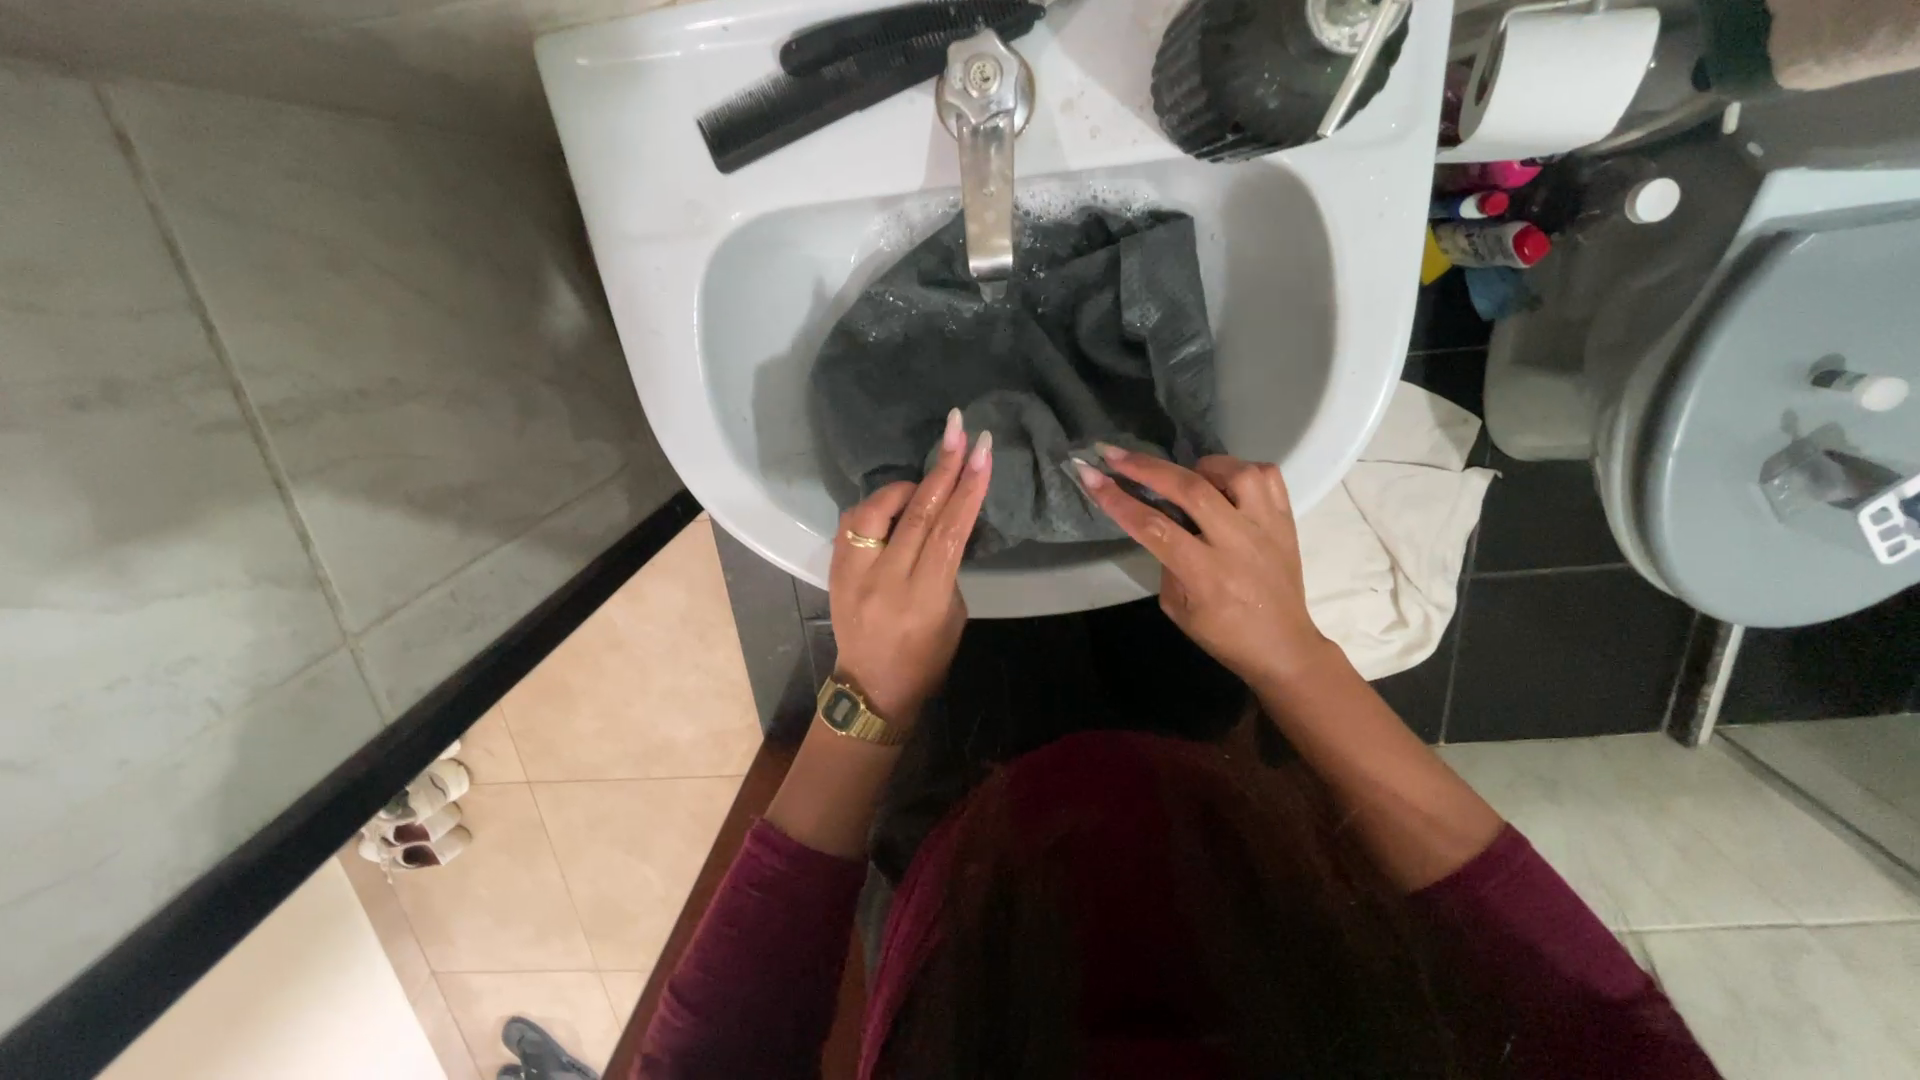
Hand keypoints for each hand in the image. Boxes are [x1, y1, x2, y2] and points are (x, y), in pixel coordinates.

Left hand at [828, 409, 992, 725]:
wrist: (873, 686)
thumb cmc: (926, 657)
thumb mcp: (952, 614)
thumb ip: (946, 565)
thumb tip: (943, 523)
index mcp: (924, 597)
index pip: (950, 530)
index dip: (968, 488)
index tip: (983, 451)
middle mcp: (886, 580)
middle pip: (919, 512)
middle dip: (943, 466)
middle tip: (958, 429)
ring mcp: (854, 573)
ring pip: (877, 509)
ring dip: (906, 486)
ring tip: (926, 479)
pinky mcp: (835, 568)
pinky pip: (854, 521)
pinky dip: (878, 506)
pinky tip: (894, 503)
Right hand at [1074, 446, 1328, 685]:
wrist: (1283, 646)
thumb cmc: (1222, 634)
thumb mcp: (1177, 608)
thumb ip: (1166, 562)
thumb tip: (1159, 522)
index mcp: (1206, 575)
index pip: (1154, 527)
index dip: (1118, 500)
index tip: (1090, 477)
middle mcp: (1238, 544)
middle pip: (1189, 490)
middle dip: (1145, 467)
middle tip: (1114, 454)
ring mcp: (1267, 528)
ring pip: (1234, 473)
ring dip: (1200, 466)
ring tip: (1184, 476)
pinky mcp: (1286, 520)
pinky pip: (1266, 475)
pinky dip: (1240, 470)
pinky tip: (1224, 483)